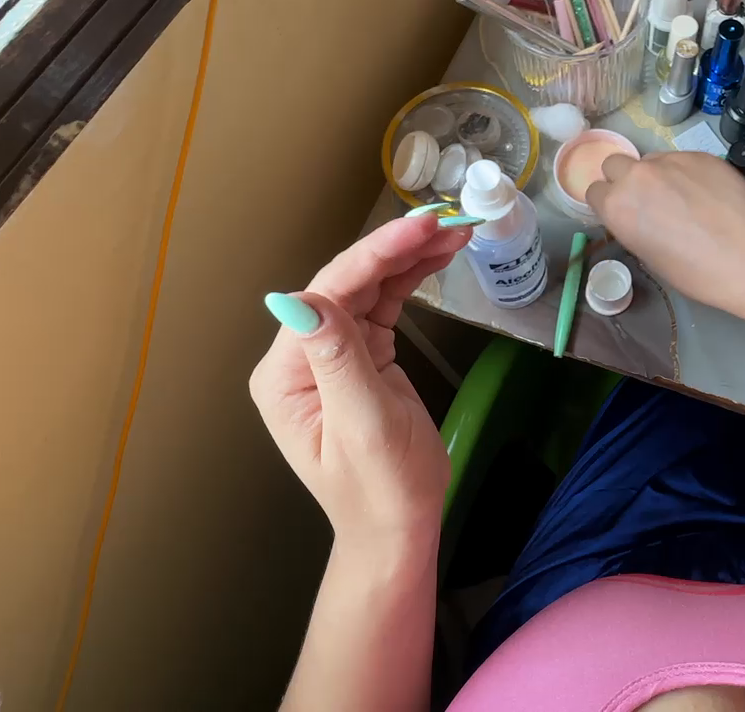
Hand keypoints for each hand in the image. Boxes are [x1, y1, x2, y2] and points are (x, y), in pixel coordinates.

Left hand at [249, 214, 469, 548]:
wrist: (400, 523)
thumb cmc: (382, 486)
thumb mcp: (363, 424)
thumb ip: (337, 360)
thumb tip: (297, 300)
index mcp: (288, 372)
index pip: (330, 294)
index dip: (376, 255)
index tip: (423, 228)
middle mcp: (302, 354)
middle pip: (349, 283)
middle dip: (397, 249)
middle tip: (448, 221)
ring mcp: (333, 352)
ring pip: (370, 287)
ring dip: (411, 257)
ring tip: (456, 231)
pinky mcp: (363, 353)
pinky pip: (386, 304)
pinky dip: (414, 278)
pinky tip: (441, 256)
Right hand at [585, 151, 744, 318]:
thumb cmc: (699, 273)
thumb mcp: (652, 257)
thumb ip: (635, 227)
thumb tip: (640, 216)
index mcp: (617, 206)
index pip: (595, 191)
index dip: (609, 203)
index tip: (624, 213)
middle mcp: (637, 176)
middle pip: (615, 164)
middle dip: (625, 179)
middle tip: (648, 201)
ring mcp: (670, 160)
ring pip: (650, 159)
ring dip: (656, 174)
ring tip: (684, 197)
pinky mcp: (700, 154)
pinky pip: (682, 159)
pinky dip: (687, 172)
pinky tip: (708, 193)